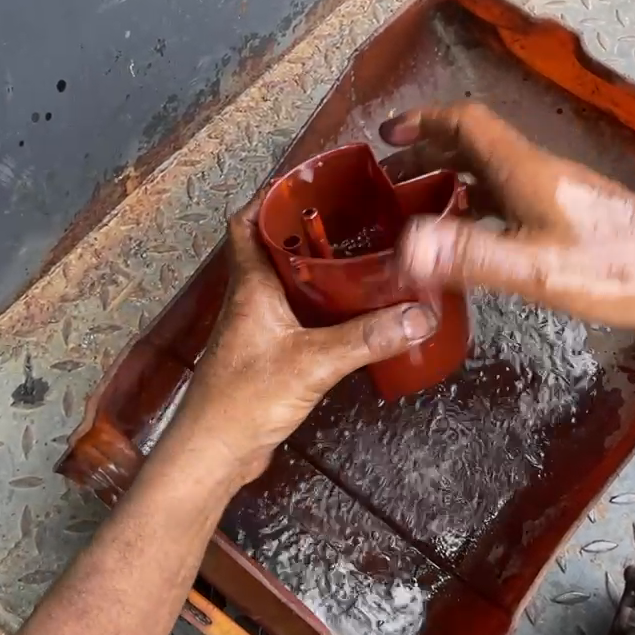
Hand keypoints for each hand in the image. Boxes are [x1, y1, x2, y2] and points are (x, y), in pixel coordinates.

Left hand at [160, 201, 439, 482]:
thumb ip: (365, 338)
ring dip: (317, 270)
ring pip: (288, 284)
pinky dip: (321, 308)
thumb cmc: (245, 399)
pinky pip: (297, 318)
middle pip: (274, 249)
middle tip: (353, 218)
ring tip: (362, 257)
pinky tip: (352, 314)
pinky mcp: (268, 356)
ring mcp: (258, 329)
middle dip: (308, 229)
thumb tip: (420, 315)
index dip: (270, 196)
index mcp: (251, 286)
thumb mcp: (312, 363)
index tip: (309, 180)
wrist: (214, 453)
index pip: (247, 223)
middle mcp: (250, 300)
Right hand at [381, 102, 634, 335]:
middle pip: (476, 143)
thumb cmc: (617, 270)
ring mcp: (557, 191)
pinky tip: (473, 228)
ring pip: (492, 168)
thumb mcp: (535, 267)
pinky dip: (477, 199)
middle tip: (391, 171)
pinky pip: (509, 193)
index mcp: (525, 171)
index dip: (425, 121)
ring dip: (451, 174)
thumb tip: (405, 246)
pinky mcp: (571, 213)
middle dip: (428, 149)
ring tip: (419, 199)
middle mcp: (539, 171)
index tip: (388, 134)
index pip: (467, 124)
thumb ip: (470, 254)